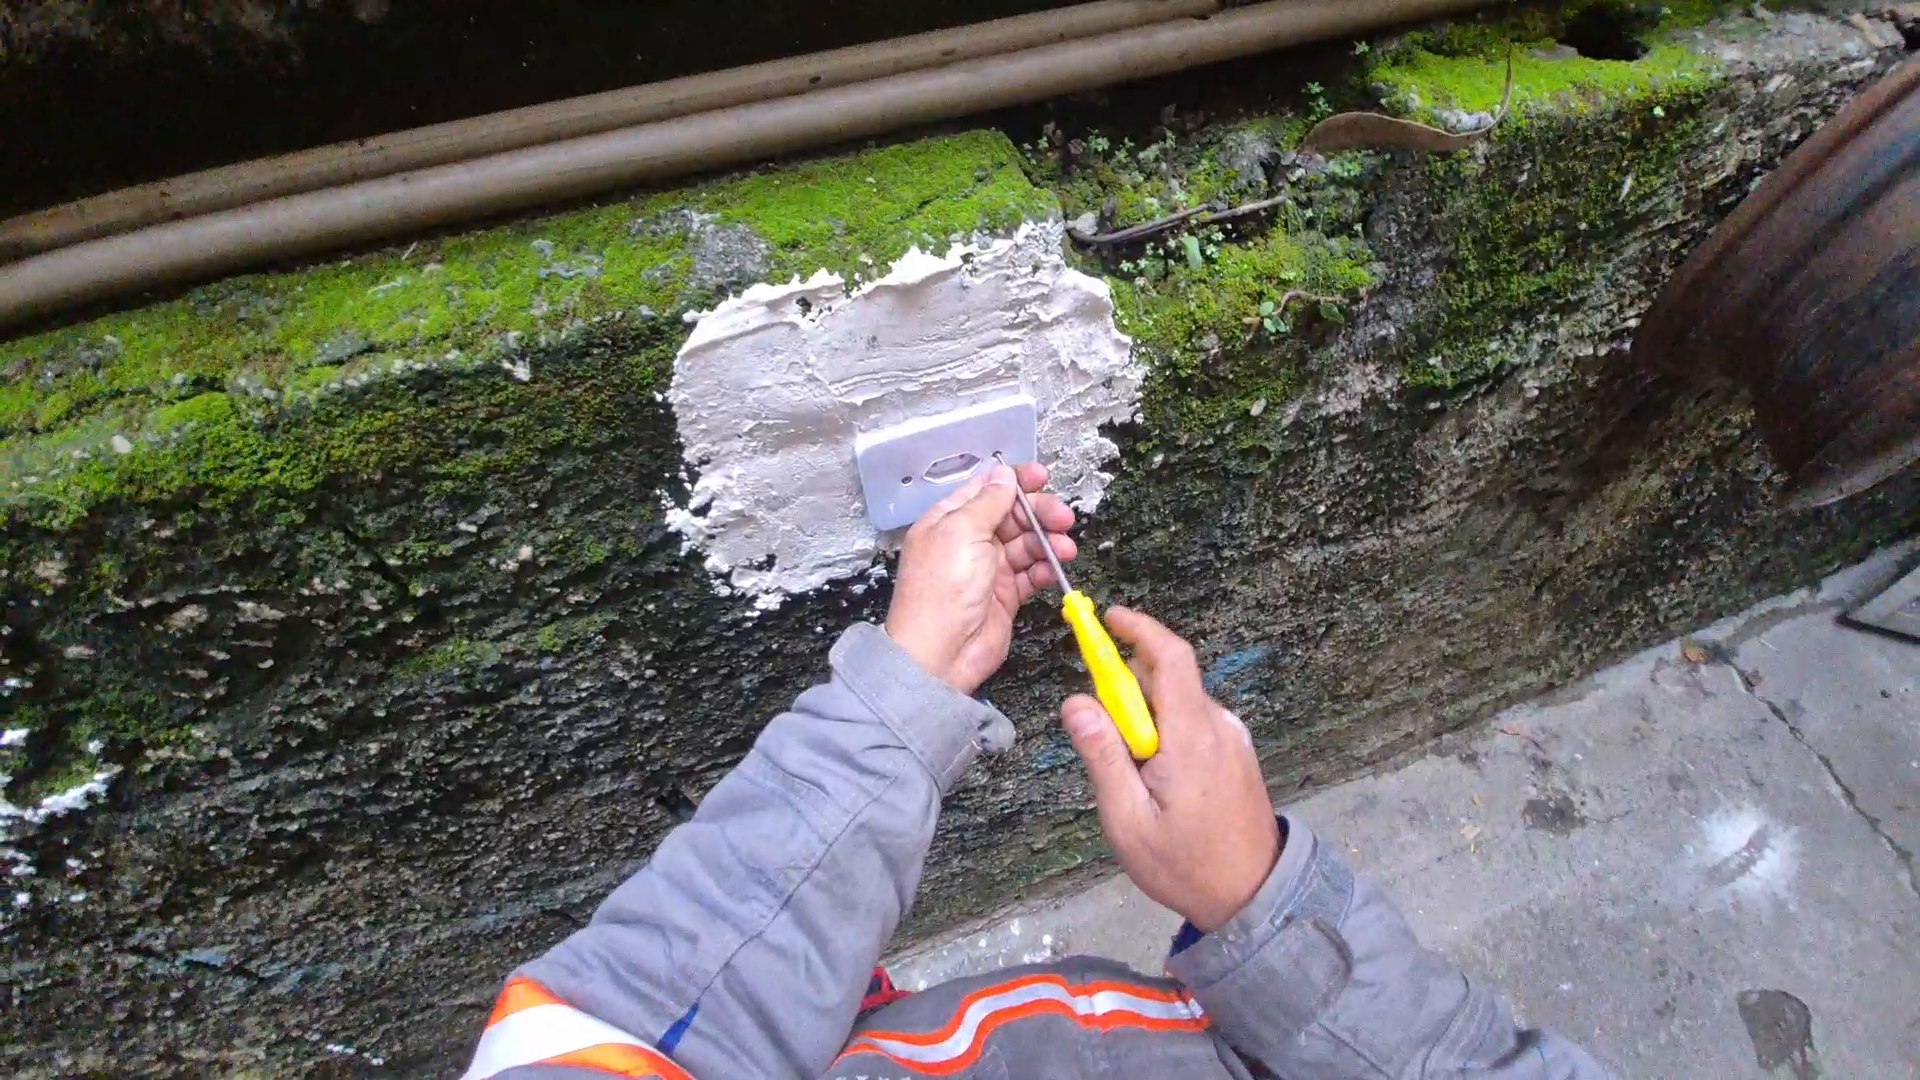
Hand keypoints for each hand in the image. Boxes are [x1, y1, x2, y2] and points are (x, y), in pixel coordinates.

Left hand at [886, 463, 1076, 695]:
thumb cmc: (941, 590)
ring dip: (1048, 541)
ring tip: (1065, 546)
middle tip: (1062, 517)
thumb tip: (1003, 475)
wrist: (939, 653)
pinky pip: (1031, 574)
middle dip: (1039, 512)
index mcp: (950, 520)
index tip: (1042, 477)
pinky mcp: (1004, 595)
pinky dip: (1046, 569)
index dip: (1016, 481)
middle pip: (1012, 515)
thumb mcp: (962, 532)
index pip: (987, 489)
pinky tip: (1056, 568)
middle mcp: (969, 541)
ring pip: (1027, 544)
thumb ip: (987, 502)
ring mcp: (988, 569)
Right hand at [1060, 608, 1279, 932]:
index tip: (1107, 618)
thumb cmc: (1186, 865)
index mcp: (1192, 736)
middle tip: (1098, 726)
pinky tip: (1154, 774)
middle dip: (1126, 686)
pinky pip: (1191, 720)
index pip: (1171, 658)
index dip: (1139, 629)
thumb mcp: (1127, 819)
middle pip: (1167, 679)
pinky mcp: (1235, 751)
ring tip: (1129, 770)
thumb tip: (1075, 702)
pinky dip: (1163, 727)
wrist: (1256, 900)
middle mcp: (1218, 726)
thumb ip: (1103, 756)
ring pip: (1177, 701)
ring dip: (1144, 713)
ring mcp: (1231, 738)